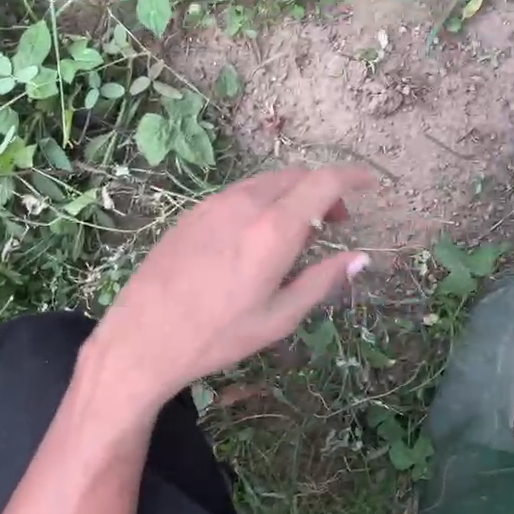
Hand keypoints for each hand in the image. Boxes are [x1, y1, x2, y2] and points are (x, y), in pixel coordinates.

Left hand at [89, 166, 374, 409]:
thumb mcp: (278, 318)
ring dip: (292, 195)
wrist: (142, 337)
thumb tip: (360, 258)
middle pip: (296, 176)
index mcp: (273, 230)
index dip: (353, 177)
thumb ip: (321, 281)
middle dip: (324, 191)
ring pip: (266, 182)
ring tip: (297, 234)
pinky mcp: (193, 212)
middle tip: (335, 224)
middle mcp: (245, 205)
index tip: (371, 185)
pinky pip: (239, 193)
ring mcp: (214, 204)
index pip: (323, 182)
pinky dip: (263, 201)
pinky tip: (258, 236)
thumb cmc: (216, 336)